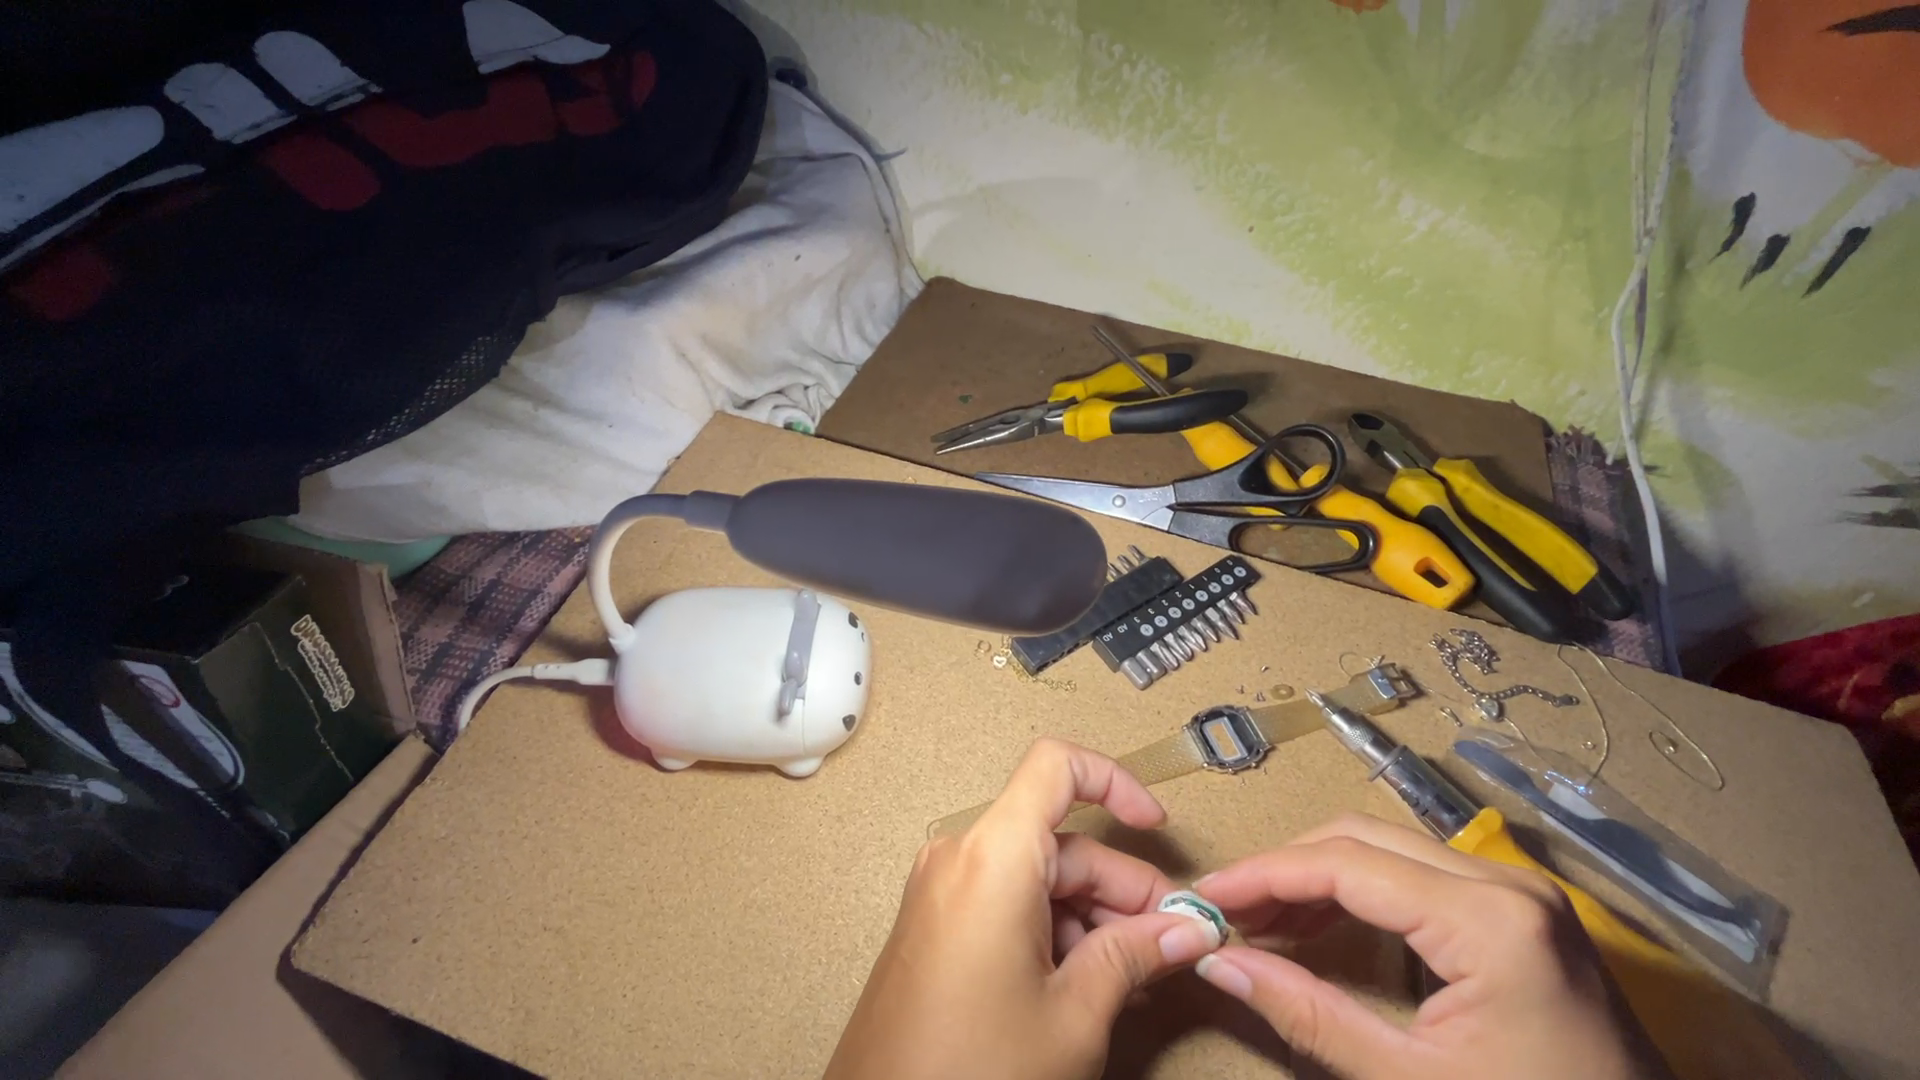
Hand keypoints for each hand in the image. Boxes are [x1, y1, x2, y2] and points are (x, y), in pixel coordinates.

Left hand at [825, 738, 1224, 1079]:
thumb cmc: (970, 1071)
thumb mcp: (1074, 1014)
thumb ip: (1134, 956)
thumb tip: (1184, 930)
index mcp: (992, 858)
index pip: (1056, 767)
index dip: (1115, 781)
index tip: (1155, 826)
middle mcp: (962, 857)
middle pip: (1060, 840)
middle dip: (1120, 887)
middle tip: (1171, 942)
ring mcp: (944, 888)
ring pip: (1038, 875)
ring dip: (1091, 915)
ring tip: (1133, 977)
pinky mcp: (938, 920)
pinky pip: (1008, 899)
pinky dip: (1053, 927)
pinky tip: (1088, 981)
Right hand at [1192, 814, 1670, 1079]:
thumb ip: (1308, 1014)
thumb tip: (1215, 962)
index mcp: (1488, 919)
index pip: (1344, 864)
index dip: (1262, 876)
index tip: (1205, 900)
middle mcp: (1504, 881)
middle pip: (1359, 838)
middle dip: (1283, 870)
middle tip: (1228, 912)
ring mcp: (1517, 889)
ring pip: (1384, 847)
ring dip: (1315, 876)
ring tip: (1261, 920)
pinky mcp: (1519, 908)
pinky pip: (1415, 873)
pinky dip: (1357, 890)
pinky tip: (1319, 924)